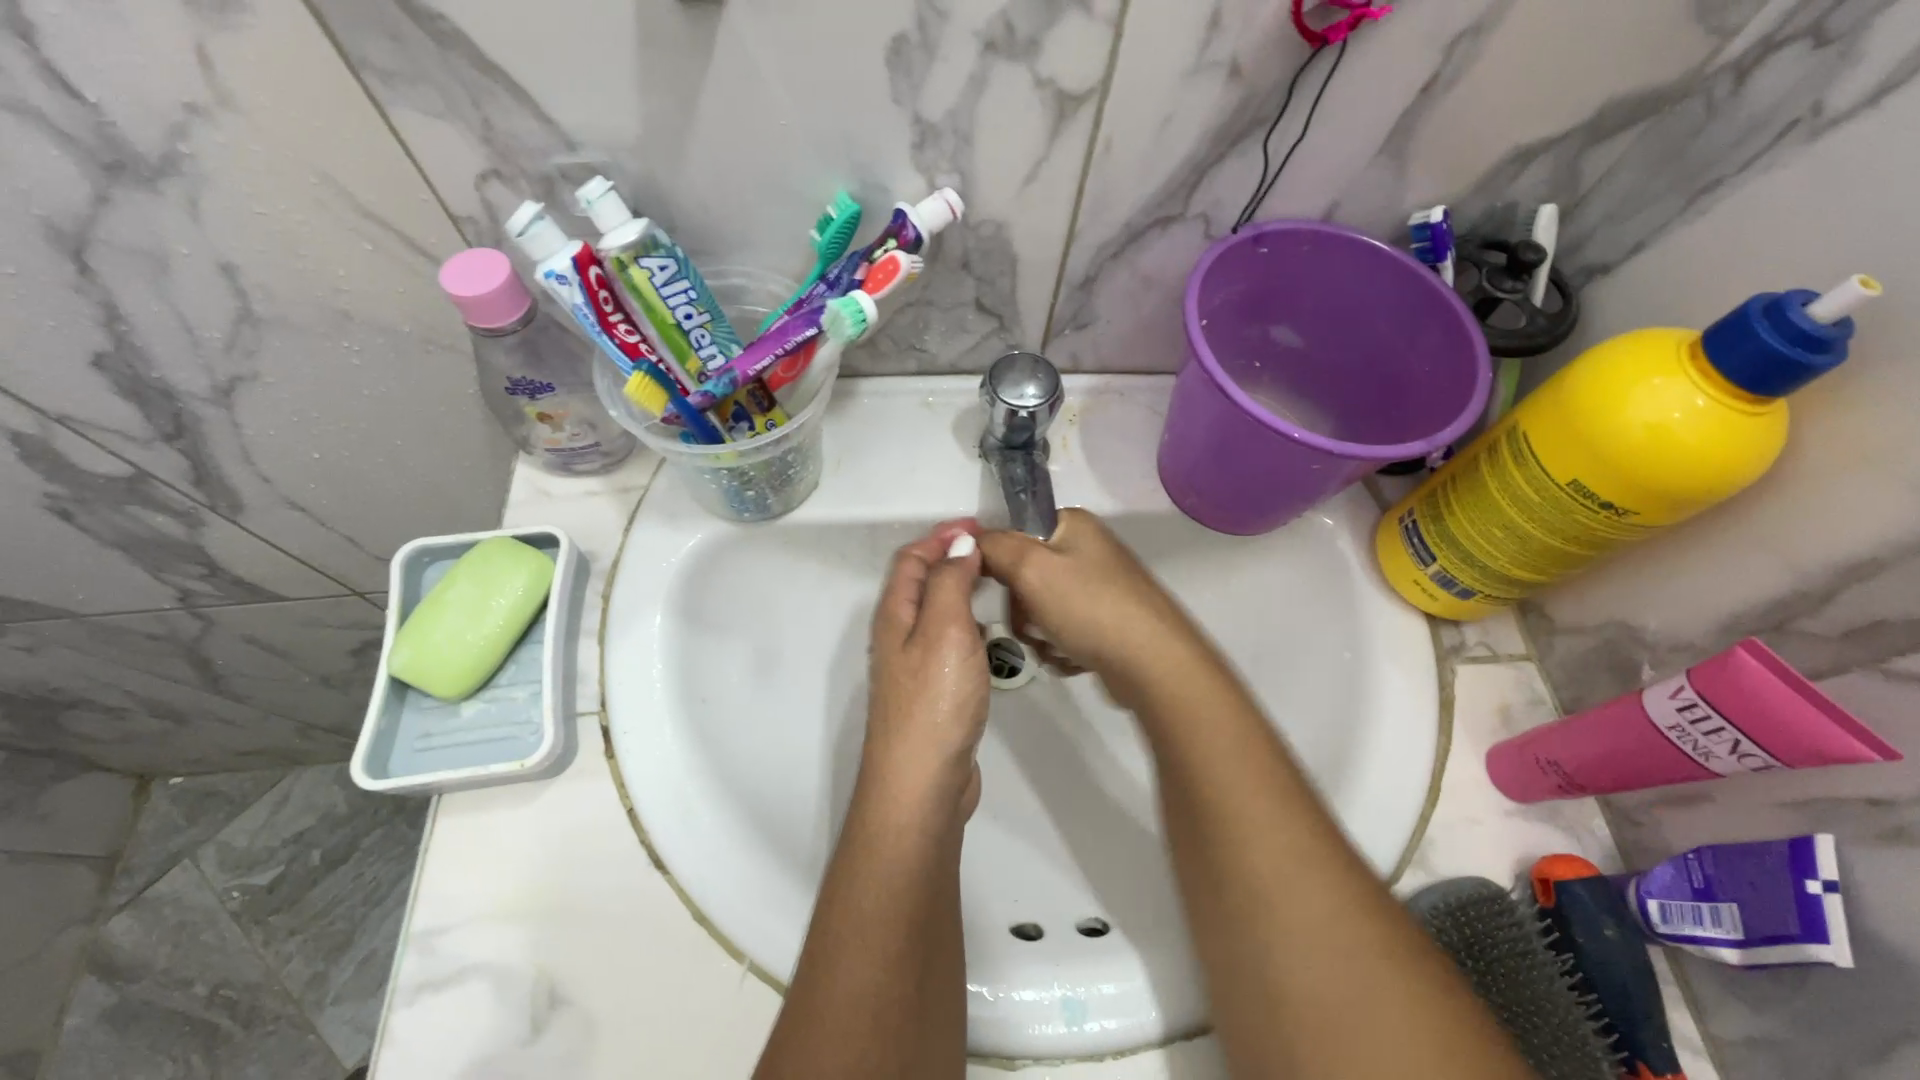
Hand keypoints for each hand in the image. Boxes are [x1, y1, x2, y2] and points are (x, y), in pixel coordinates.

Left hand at [864, 519, 989, 821]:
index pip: (911, 560)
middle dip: (952, 560)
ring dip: (961, 591)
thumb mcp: (945, 630)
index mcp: (895, 615)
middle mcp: (899, 637)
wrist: (922, 783)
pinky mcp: (933, 694)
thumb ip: (950, 583)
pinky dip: (968, 626)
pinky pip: (949, 644)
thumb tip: (958, 544)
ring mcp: (914, 668)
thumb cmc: (934, 701)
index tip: (980, 526)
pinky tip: (991, 637)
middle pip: (920, 584)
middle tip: (995, 552)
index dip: (941, 537)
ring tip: (998, 584)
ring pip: (935, 615)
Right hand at [977, 510, 1208, 705]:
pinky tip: (1072, 659)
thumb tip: (969, 538)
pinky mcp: (1103, 624)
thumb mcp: (1031, 568)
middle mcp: (1085, 550)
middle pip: (1022, 576)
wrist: (1153, 664)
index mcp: (1071, 525)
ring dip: (1038, 634)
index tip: (995, 587)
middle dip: (1021, 608)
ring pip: (1038, 610)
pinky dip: (1059, 648)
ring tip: (1057, 645)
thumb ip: (994, 547)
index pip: (1012, 533)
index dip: (996, 561)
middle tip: (1034, 622)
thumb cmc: (1090, 608)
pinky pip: (1060, 633)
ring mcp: (1097, 588)